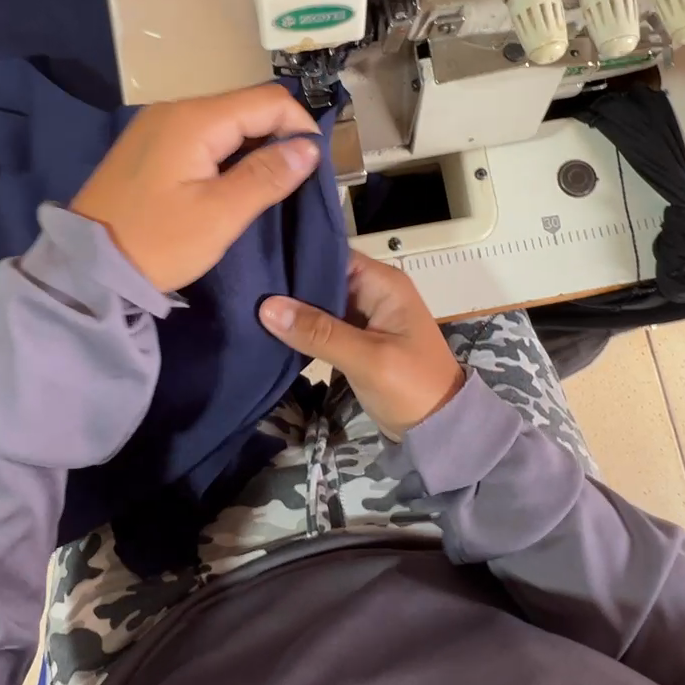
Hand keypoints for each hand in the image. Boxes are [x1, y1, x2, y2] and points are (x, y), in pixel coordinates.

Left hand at [71, 83, 321, 292]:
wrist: (86, 268)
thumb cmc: (157, 243)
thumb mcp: (220, 215)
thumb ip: (267, 176)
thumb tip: (309, 146)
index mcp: (194, 119)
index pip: (268, 100)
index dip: (300, 126)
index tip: (314, 167)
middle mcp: (174, 110)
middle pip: (246, 107)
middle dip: (278, 136)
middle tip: (292, 182)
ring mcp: (157, 126)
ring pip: (225, 122)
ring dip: (253, 147)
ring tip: (265, 187)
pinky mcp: (149, 146)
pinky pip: (201, 137)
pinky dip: (225, 154)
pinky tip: (230, 185)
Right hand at [259, 252, 466, 439]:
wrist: (439, 430)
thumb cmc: (412, 388)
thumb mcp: (367, 359)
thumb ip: (318, 332)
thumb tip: (266, 307)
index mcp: (383, 282)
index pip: (333, 254)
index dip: (297, 256)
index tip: (258, 259)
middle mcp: (372, 290)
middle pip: (323, 275)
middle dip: (288, 282)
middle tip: (244, 283)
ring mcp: (364, 315)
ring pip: (319, 300)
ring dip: (291, 306)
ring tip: (247, 301)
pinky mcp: (355, 337)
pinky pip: (322, 322)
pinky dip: (301, 326)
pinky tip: (268, 326)